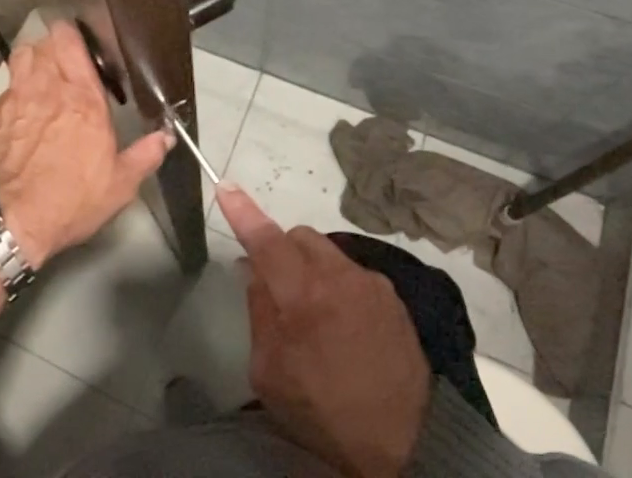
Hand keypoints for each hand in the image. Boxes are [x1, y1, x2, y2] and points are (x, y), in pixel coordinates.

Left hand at [0, 21, 172, 266]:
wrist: (16, 219)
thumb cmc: (72, 200)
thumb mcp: (120, 184)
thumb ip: (145, 155)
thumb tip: (166, 138)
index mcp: (83, 99)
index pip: (71, 43)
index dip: (74, 35)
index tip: (83, 44)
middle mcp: (48, 89)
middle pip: (44, 42)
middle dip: (55, 44)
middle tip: (66, 59)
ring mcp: (18, 99)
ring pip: (21, 55)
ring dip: (33, 57)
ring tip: (43, 73)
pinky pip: (8, 85)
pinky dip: (18, 85)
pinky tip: (26, 105)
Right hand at [218, 186, 431, 477]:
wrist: (406, 444)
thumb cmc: (324, 412)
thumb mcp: (270, 372)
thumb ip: (260, 312)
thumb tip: (257, 272)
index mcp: (303, 296)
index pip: (266, 239)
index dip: (243, 211)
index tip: (226, 187)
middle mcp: (340, 277)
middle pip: (298, 236)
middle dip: (279, 250)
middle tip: (274, 288)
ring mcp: (372, 284)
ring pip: (328, 252)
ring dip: (310, 267)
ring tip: (312, 314)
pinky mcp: (394, 297)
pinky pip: (353, 273)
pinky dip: (337, 284)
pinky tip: (342, 324)